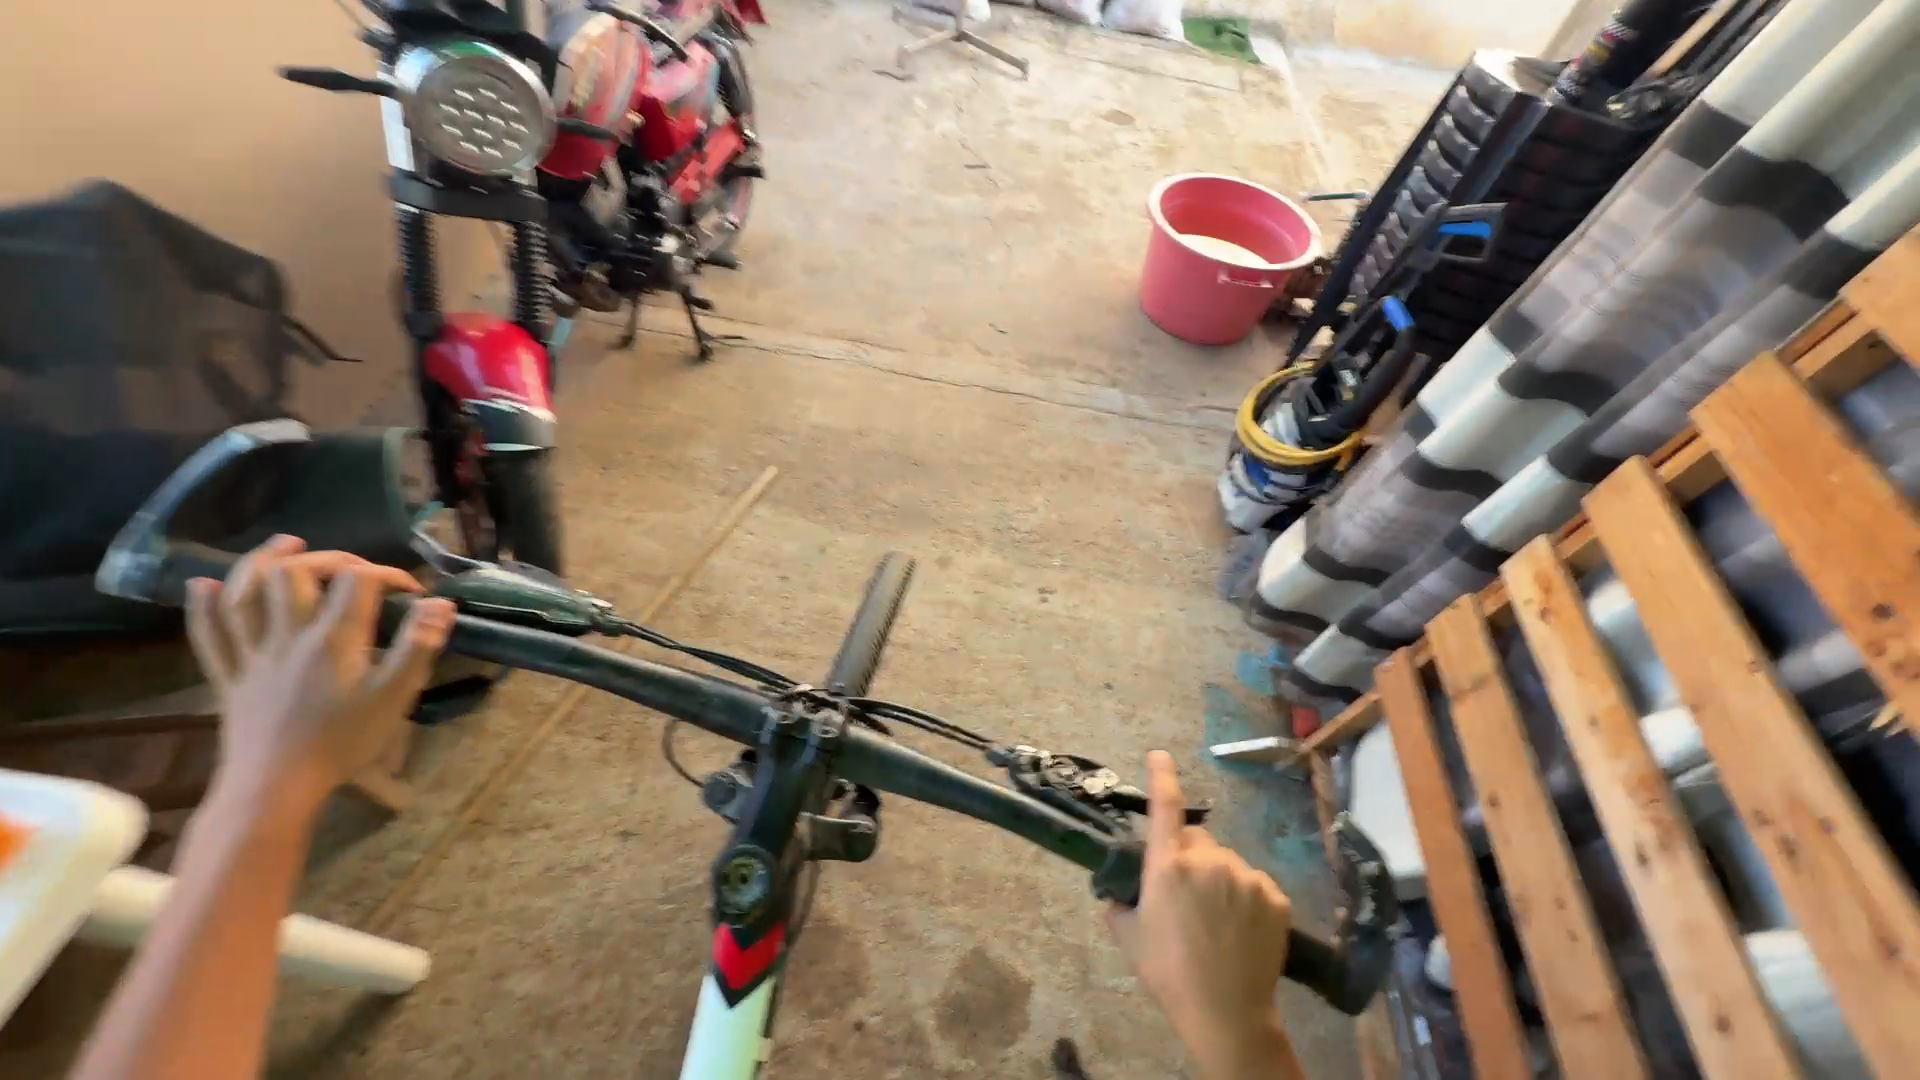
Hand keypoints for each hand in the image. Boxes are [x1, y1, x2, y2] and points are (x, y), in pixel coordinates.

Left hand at [185, 535, 456, 809]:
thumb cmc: (343, 740)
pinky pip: (208, 636)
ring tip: (286, 545)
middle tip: (356, 567)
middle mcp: (288, 636)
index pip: (360, 582)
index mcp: (333, 639)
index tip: (413, 592)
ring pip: (245, 595)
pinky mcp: (229, 676)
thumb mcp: (395, 695)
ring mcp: (252, 654)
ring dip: (262, 562)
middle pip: (297, 575)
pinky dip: (203, 607)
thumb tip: (440, 603)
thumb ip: (419, 646)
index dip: (389, 575)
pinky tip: (201, 586)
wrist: (276, 787)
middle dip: (328, 559)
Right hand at [1107, 751, 1295, 1078]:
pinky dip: (1245, 898)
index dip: (1162, 775)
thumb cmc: (1168, 972)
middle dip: (1190, 855)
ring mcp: (1246, 877)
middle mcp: (1208, 860)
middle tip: (1187, 895)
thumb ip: (1120, 902)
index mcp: (1168, 865)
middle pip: (1198, 839)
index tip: (1160, 755)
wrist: (1227, 1014)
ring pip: (1227, 863)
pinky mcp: (1274, 897)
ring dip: (1219, 879)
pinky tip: (1241, 930)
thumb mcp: (1128, 936)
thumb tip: (1122, 891)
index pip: (1165, 805)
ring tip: (1217, 921)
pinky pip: (1254, 884)